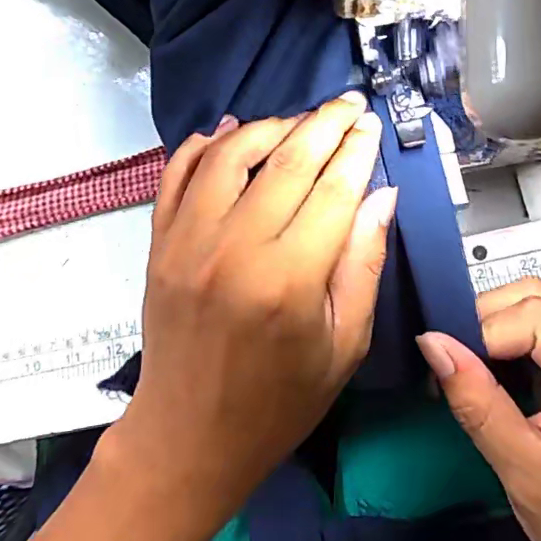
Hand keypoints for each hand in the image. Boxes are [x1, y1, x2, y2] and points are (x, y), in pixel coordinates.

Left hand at [103, 91, 397, 518]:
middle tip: (348, 104)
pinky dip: (204, 146)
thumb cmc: (279, 400)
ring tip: (299, 121)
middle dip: (325, 123)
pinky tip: (230, 132)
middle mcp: (235, 248)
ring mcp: (188, 241)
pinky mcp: (159, 243)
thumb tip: (382, 195)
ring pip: (231, 154)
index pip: (333, 189)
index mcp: (290, 279)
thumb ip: (364, 262)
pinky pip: (178, 175)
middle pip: (287, 160)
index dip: (357, 150)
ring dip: (270, 126)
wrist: (189, 436)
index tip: (371, 125)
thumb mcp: (345, 345)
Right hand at [416, 279, 540, 540]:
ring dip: (499, 326)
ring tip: (472, 364)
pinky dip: (515, 339)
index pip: (536, 317)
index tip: (449, 367)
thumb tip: (431, 342)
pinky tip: (497, 369)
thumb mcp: (524, 471)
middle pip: (540, 297)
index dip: (484, 332)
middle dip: (486, 319)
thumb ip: (477, 401)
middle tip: (455, 361)